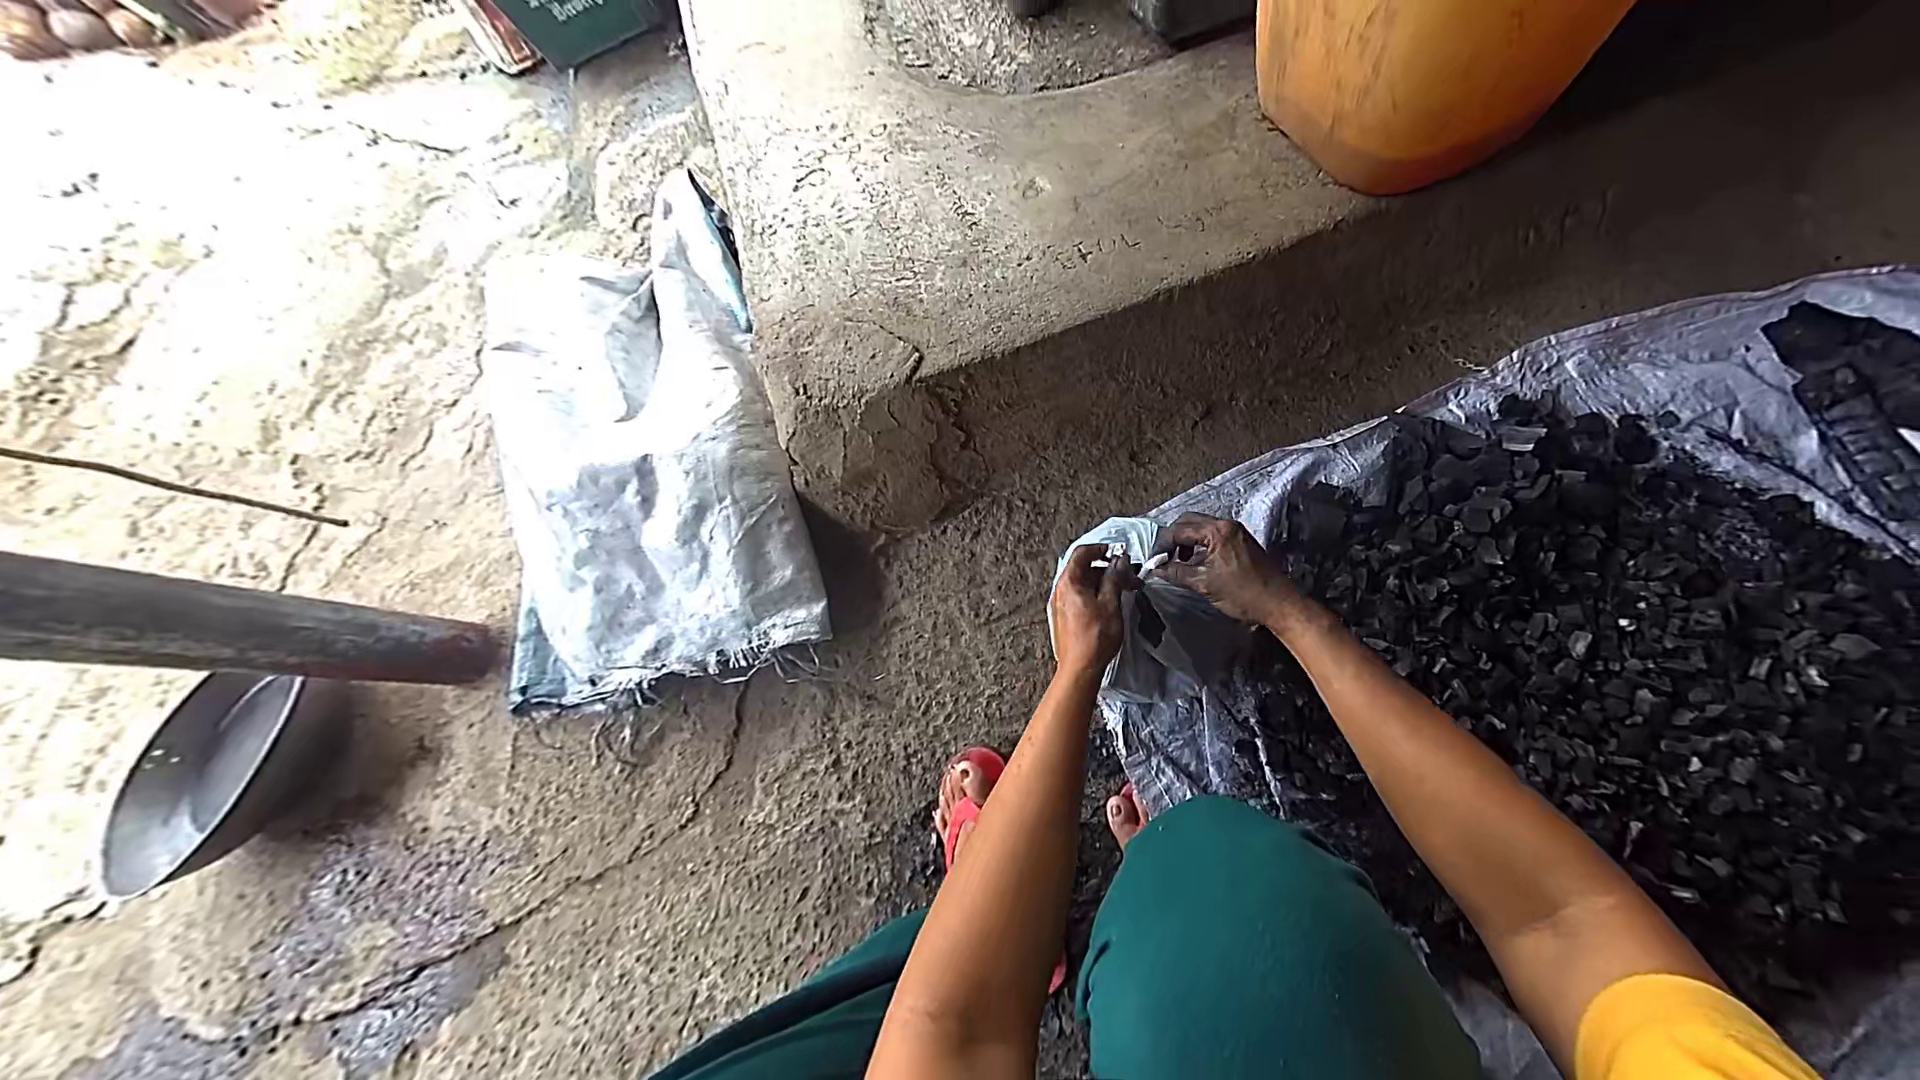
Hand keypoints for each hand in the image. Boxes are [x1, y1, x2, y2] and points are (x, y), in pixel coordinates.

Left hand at [1050, 543, 1139, 672]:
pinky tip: (1111, 603)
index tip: (1118, 553)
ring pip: (1084, 583)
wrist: (1080, 668)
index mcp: (1069, 582)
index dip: (1102, 549)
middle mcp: (1061, 590)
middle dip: (1108, 569)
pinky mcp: (1065, 616)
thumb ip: (1115, 578)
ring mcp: (1061, 604)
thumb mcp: (1111, 603)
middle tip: (1128, 576)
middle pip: (1084, 568)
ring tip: (1124, 591)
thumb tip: (1119, 563)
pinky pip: (1080, 596)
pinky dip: (1096, 594)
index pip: (1082, 553)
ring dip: (1104, 583)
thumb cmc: (1094, 639)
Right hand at [1153, 513, 1302, 625]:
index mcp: (1217, 532)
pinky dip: (1198, 544)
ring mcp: (1235, 531)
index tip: (1154, 560)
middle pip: (1188, 522)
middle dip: (1173, 538)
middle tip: (1163, 558)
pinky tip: (1194, 561)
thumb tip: (1156, 568)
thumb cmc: (1243, 594)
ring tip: (1177, 561)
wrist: (1279, 603)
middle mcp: (1226, 525)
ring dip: (1185, 541)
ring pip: (1200, 527)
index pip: (1179, 530)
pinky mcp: (1240, 540)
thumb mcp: (1203, 584)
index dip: (1162, 545)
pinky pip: (1212, 535)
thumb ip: (1176, 572)